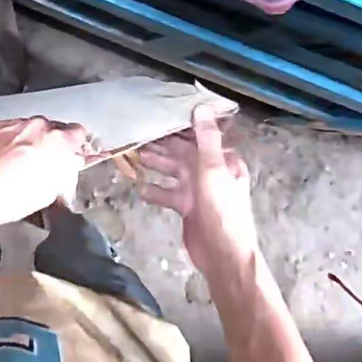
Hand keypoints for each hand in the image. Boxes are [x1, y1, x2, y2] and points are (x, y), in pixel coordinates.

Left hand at [0, 116, 90, 235]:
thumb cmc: (14, 196)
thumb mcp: (51, 191)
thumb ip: (66, 170)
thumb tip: (70, 163)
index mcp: (60, 140)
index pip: (80, 133)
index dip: (77, 145)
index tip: (72, 155)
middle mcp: (41, 125)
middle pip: (55, 128)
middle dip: (53, 143)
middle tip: (47, 162)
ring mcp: (19, 123)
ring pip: (34, 128)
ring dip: (34, 140)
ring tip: (23, 161)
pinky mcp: (0, 125)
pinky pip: (15, 129)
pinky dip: (16, 139)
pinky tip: (8, 156)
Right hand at [139, 106, 258, 287]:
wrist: (223, 256)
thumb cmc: (221, 209)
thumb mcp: (213, 169)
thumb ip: (206, 138)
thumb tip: (201, 106)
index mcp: (221, 160)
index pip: (198, 136)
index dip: (178, 128)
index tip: (157, 118)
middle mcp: (210, 172)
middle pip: (183, 153)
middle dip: (163, 146)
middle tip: (139, 138)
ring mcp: (198, 191)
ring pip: (174, 172)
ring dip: (157, 165)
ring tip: (137, 157)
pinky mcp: (188, 208)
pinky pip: (169, 194)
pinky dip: (156, 191)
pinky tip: (141, 189)